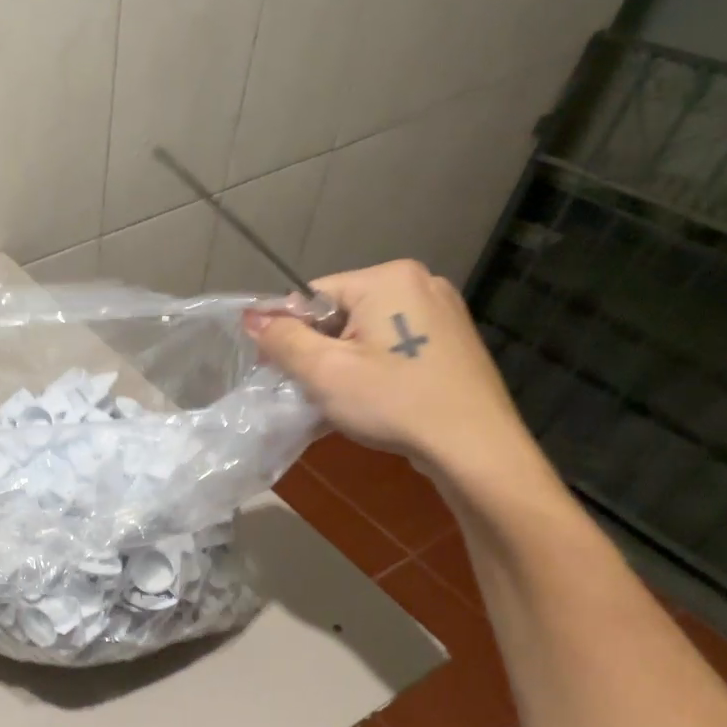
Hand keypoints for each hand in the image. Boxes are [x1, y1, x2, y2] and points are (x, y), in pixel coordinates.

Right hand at [243, 260, 535, 482]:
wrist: (476, 448)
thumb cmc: (394, 403)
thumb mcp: (324, 372)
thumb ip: (283, 339)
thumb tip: (251, 316)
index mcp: (387, 278)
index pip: (312, 296)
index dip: (289, 333)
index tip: (280, 371)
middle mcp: (419, 281)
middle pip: (341, 311)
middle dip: (320, 348)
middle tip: (314, 390)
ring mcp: (443, 310)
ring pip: (367, 330)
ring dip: (346, 360)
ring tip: (344, 398)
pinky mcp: (454, 339)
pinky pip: (395, 343)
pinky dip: (376, 365)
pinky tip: (376, 397)